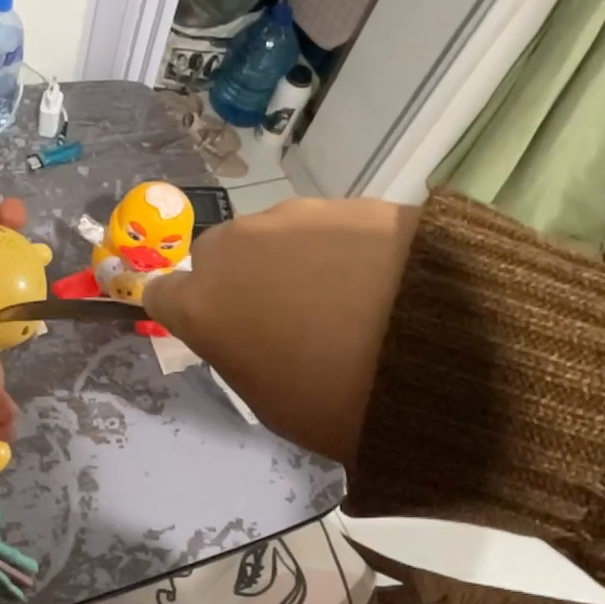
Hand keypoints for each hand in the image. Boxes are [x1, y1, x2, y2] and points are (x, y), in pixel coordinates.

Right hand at [143, 197, 417, 468]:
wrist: (444, 343)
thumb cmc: (340, 397)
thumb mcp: (272, 402)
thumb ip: (240, 356)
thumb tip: (244, 332)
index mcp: (202, 303)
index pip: (160, 292)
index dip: (181, 309)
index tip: (208, 326)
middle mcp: (234, 248)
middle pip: (216, 257)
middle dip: (237, 281)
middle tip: (283, 317)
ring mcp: (289, 217)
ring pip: (269, 238)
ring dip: (287, 262)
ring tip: (340, 299)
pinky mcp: (343, 201)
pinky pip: (321, 228)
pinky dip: (333, 250)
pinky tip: (373, 279)